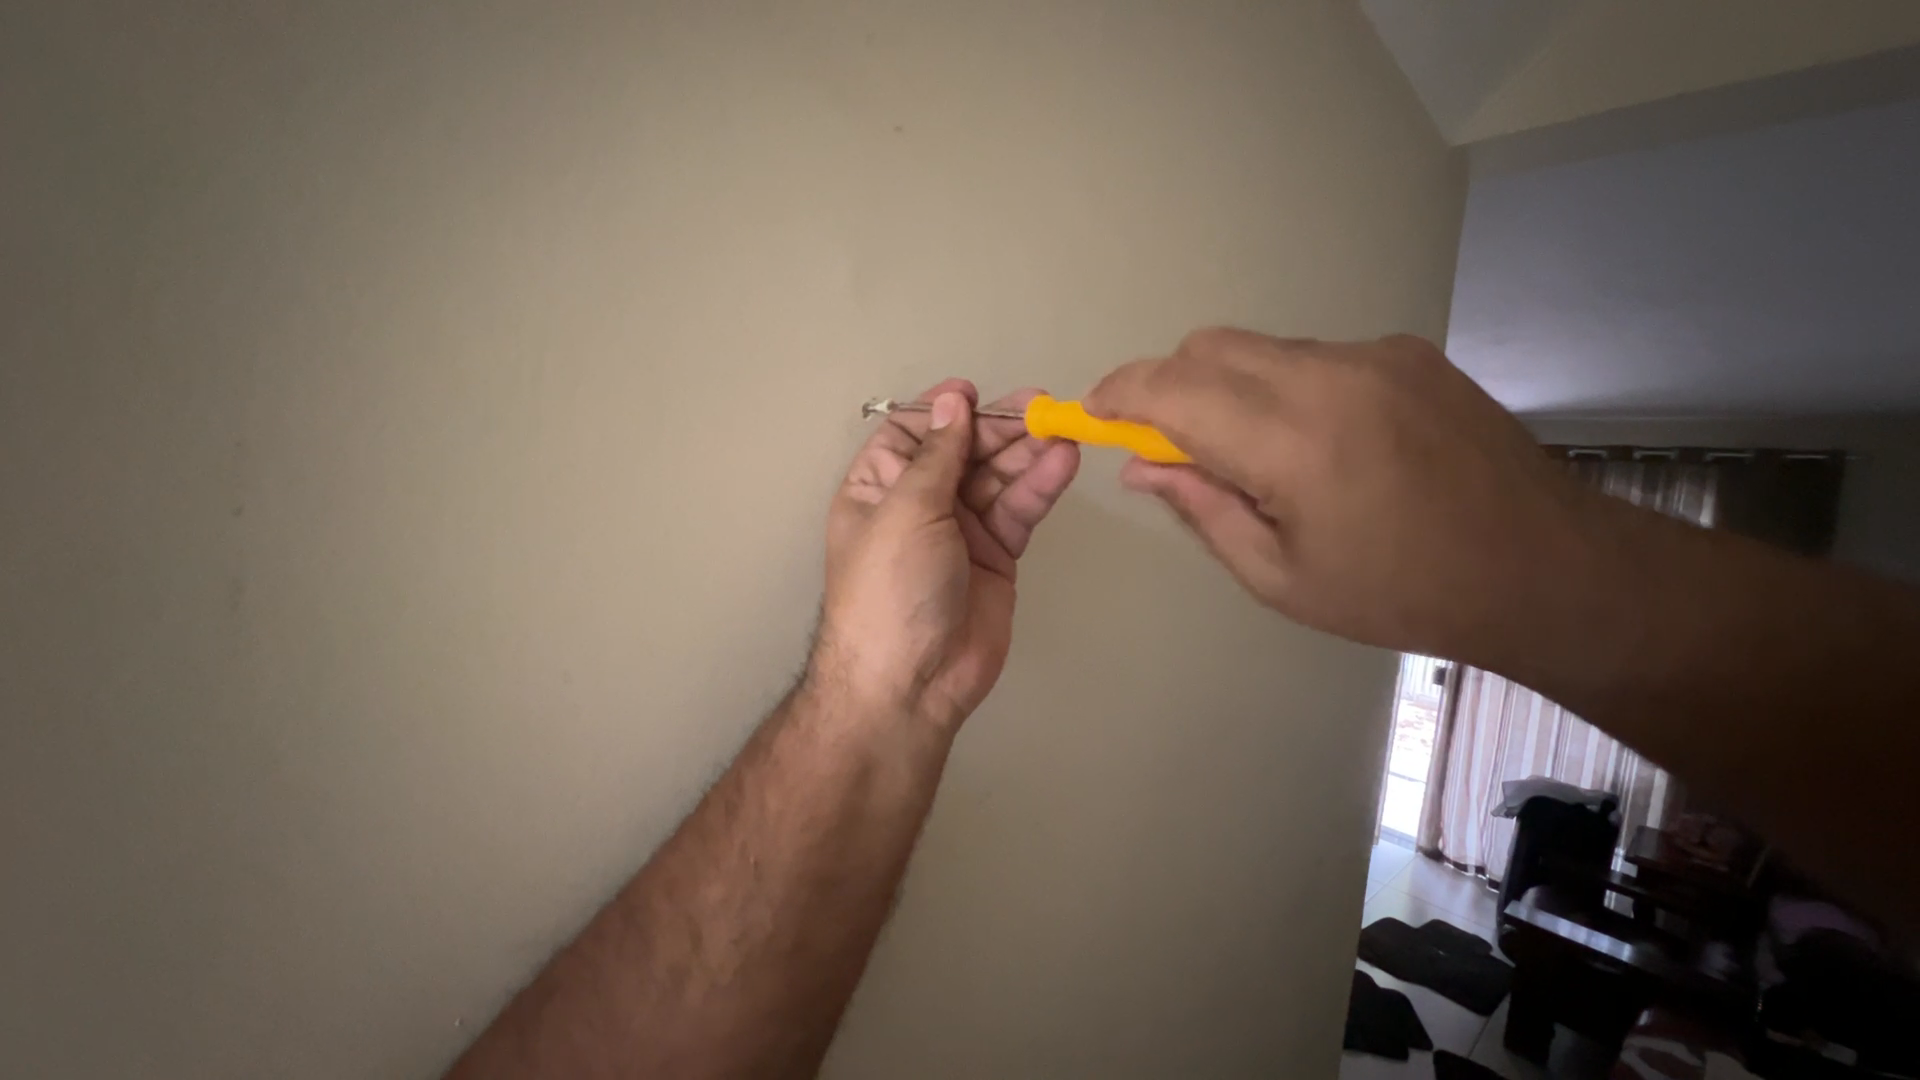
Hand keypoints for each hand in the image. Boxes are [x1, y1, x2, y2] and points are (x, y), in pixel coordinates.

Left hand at [812, 380, 1079, 728]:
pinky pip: (1019, 511)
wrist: (911, 682)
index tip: (975, 395)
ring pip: (998, 478)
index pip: (912, 433)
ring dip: (1028, 453)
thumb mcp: (905, 511)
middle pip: (964, 451)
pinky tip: (1063, 461)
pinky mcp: (997, 555)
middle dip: (999, 429)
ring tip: (1064, 428)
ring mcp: (961, 530)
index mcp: (879, 487)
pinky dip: (1040, 486)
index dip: (942, 411)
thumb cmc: (891, 589)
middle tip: (1042, 406)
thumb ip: (936, 455)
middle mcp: (920, 504)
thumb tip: (951, 402)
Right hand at [1085, 329, 1596, 663]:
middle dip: (1166, 384)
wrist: (1544, 568)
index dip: (1120, 394)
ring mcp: (1374, 354)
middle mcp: (1329, 375)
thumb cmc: (1398, 592)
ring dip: (1225, 386)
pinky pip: (1310, 353)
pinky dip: (1280, 384)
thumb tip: (1139, 468)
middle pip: (1207, 347)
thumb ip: (1201, 509)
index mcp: (1292, 443)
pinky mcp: (1407, 351)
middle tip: (1169, 445)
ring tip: (1252, 452)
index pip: (1173, 389)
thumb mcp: (1279, 576)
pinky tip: (1316, 439)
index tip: (1094, 413)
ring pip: (1258, 346)